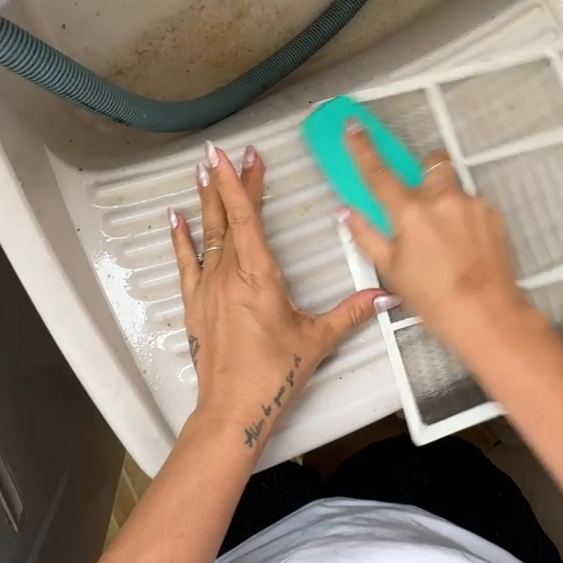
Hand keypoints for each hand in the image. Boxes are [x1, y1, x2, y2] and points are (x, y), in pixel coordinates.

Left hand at [170, 142, 386, 454]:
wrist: (231, 410)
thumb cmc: (274, 374)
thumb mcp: (317, 340)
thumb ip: (351, 312)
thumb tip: (384, 296)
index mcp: (259, 275)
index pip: (248, 217)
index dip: (241, 182)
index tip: (236, 154)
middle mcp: (229, 274)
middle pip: (228, 218)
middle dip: (229, 183)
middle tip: (226, 152)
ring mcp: (208, 288)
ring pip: (207, 235)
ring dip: (207, 202)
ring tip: (200, 172)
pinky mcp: (196, 304)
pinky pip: (186, 263)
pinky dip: (182, 239)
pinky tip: (177, 219)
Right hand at [340, 124, 534, 347]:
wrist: (488, 315)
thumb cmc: (437, 300)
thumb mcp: (391, 270)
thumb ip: (366, 235)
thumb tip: (348, 214)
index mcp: (410, 213)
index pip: (378, 172)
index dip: (363, 148)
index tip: (355, 129)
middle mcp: (441, 200)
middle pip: (431, 163)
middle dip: (424, 173)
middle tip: (421, 200)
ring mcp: (471, 204)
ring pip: (454, 185)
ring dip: (446, 199)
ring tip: (446, 235)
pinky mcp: (493, 214)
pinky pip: (473, 204)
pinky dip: (465, 217)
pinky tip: (464, 245)